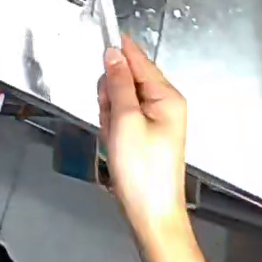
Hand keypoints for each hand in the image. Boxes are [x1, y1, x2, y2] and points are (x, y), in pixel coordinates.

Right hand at [99, 34, 203, 261]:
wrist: (150, 217)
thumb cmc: (141, 170)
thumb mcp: (125, 120)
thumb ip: (118, 82)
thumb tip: (112, 52)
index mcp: (166, 95)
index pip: (138, 57)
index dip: (116, 51)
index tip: (96, 44)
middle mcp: (164, 102)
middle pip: (126, 75)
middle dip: (109, 90)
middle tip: (109, 115)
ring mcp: (155, 117)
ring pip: (120, 94)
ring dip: (108, 109)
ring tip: (113, 133)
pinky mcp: (145, 131)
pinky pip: (121, 112)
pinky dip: (112, 122)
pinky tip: (114, 140)